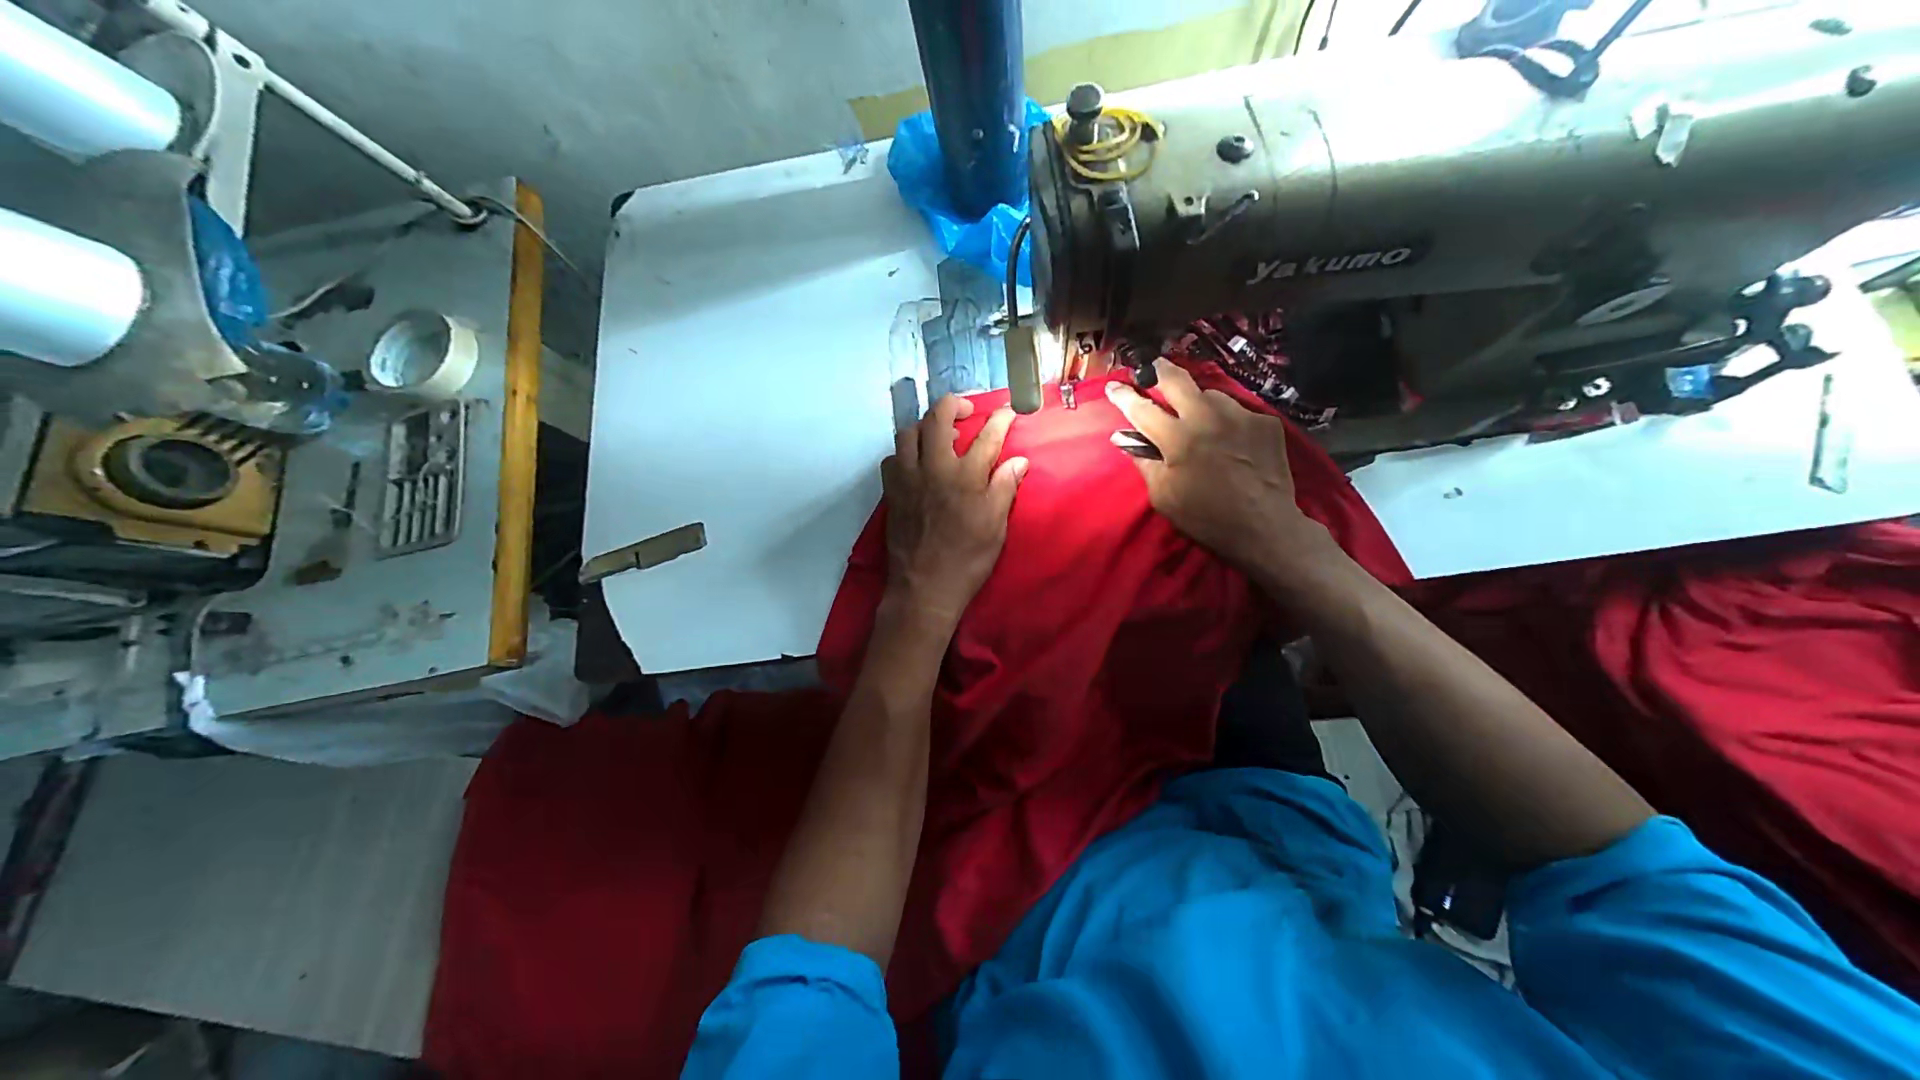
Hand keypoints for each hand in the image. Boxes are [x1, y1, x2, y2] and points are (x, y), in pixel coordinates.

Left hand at [882, 395, 1027, 624]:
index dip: (1000, 419)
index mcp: (965, 476)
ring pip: (908, 433)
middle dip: (953, 405)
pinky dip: (904, 452)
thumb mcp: (995, 526)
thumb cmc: (967, 560)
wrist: (925, 588)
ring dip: (925, 426)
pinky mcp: (891, 492)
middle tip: (965, 410)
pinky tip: (916, 462)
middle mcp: (933, 469)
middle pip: (937, 419)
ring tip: (939, 435)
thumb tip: (1018, 461)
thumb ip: (1004, 488)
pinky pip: (892, 458)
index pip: (987, 436)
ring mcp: (907, 478)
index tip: (1007, 411)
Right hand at [1105, 359, 1330, 580]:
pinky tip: (1228, 437)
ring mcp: (1241, 416)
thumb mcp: (1164, 496)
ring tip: (1196, 415)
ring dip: (1197, 401)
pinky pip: (1237, 411)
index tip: (1114, 385)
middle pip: (1176, 380)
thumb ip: (1144, 462)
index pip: (1142, 408)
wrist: (1265, 528)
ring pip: (1210, 394)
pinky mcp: (1265, 422)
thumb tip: (1125, 439)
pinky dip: (1226, 420)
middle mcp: (1208, 418)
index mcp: (1178, 439)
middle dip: (1158, 370)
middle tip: (1151, 367)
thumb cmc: (1206, 517)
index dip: (1124, 396)